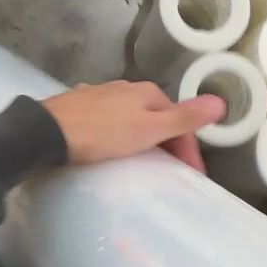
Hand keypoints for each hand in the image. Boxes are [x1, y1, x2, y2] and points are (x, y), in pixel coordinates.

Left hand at [42, 81, 222, 170]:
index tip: (191, 178)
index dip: (189, 149)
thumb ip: (183, 118)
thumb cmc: (102, 133)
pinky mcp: (79, 106)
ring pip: (132, 117)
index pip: (179, 120)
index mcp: (147, 92)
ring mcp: (100, 95)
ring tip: (142, 164)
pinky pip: (109, 121)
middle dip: (167, 143)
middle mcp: (125, 88)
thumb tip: (220, 101)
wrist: (46, 131)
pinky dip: (119, 135)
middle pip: (156, 117)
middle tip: (170, 175)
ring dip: (143, 138)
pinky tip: (110, 148)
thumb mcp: (148, 129)